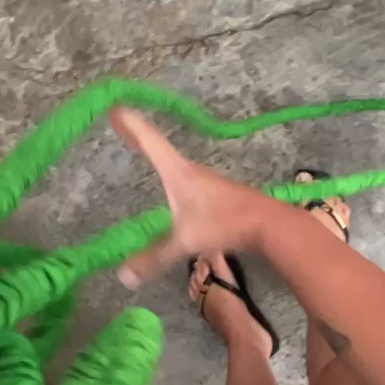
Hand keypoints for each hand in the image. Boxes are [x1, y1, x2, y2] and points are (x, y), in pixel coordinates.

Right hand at [110, 107, 287, 286]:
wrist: (269, 223)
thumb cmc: (225, 224)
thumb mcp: (185, 242)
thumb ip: (155, 258)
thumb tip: (123, 276)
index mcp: (178, 173)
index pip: (150, 142)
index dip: (132, 126)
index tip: (115, 108)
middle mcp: (190, 171)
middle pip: (158, 147)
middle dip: (138, 134)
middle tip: (120, 119)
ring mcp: (206, 181)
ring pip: (173, 162)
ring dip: (155, 152)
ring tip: (141, 146)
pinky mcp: (217, 193)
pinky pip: (185, 178)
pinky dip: (170, 172)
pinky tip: (172, 185)